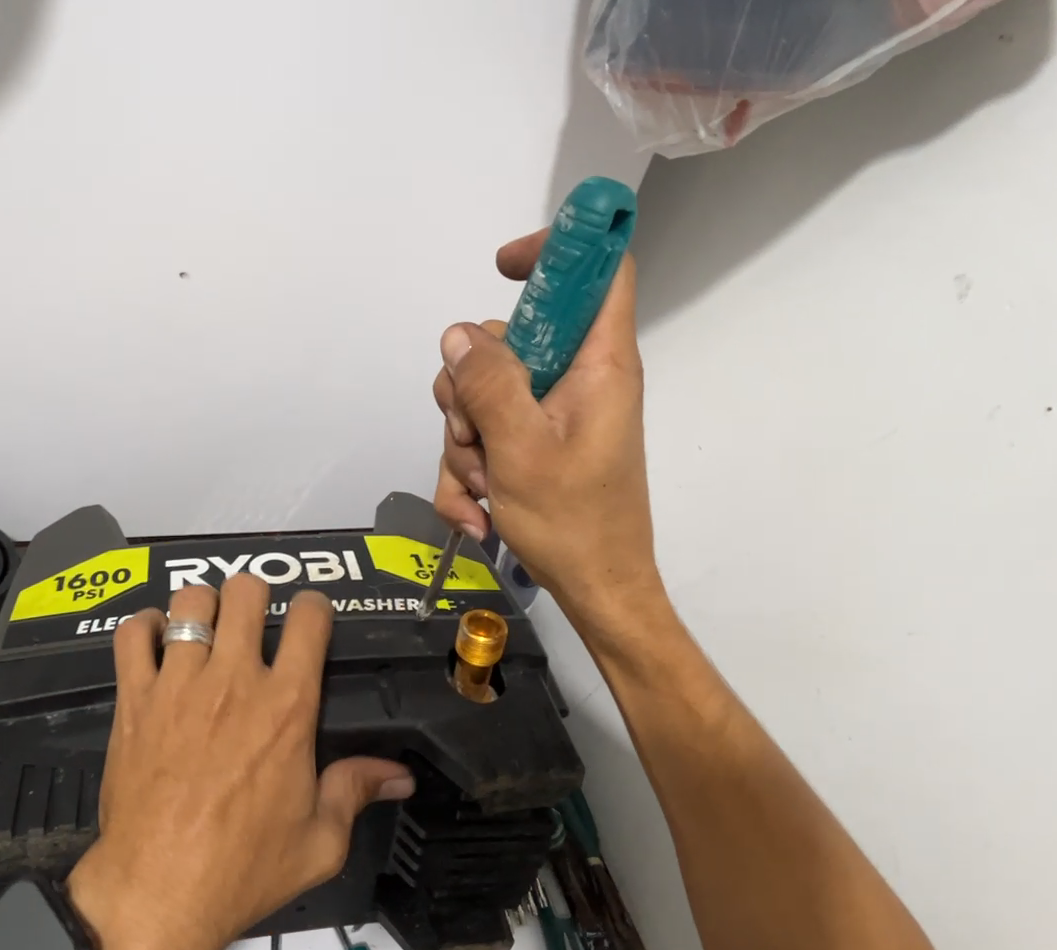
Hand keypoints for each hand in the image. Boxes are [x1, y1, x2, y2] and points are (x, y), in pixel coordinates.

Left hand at [64, 575, 413, 949]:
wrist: (157, 891)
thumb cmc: (245, 868)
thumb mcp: (320, 841)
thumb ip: (356, 792)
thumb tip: (400, 776)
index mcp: (288, 706)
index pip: (309, 621)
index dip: (314, 609)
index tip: (310, 620)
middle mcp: (234, 680)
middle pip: (245, 593)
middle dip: (254, 597)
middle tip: (253, 623)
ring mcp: (179, 684)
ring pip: (190, 602)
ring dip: (202, 607)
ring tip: (204, 630)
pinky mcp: (134, 698)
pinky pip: (132, 635)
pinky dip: (144, 627)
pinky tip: (155, 641)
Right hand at [432, 230, 665, 633]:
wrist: (595, 590)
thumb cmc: (575, 522)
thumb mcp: (521, 449)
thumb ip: (489, 383)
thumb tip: (458, 333)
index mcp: (597, 365)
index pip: (598, 272)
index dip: (557, 251)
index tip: (501, 269)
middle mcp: (575, 381)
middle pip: (507, 342)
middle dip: (469, 392)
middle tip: (474, 439)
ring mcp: (550, 417)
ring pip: (482, 398)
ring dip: (464, 448)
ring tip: (482, 491)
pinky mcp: (533, 449)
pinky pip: (484, 441)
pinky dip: (470, 477)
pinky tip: (476, 516)